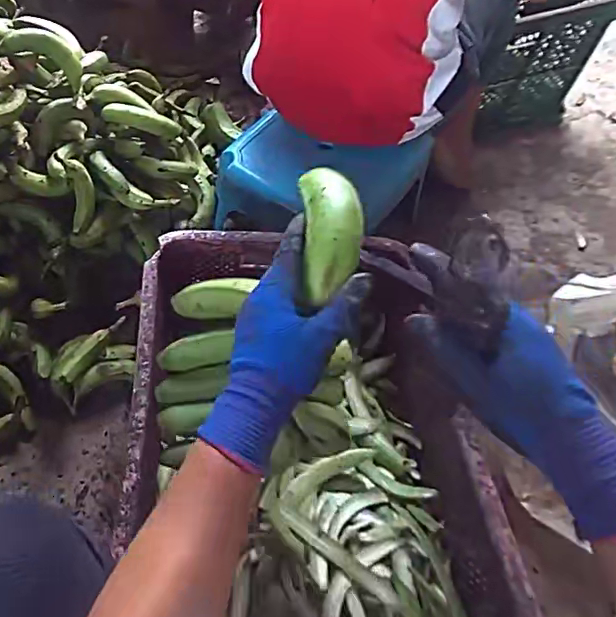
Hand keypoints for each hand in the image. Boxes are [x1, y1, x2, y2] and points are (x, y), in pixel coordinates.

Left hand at [197, 217, 371, 474]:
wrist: (253, 400)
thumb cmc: (287, 364)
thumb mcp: (322, 335)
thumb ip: (343, 306)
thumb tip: (364, 279)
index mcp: (274, 288)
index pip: (288, 250)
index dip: (300, 231)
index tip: (309, 216)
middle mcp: (258, 295)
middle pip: (283, 269)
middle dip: (303, 259)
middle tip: (325, 253)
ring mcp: (251, 313)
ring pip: (278, 289)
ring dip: (298, 283)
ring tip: (320, 284)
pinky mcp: (251, 331)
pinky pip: (273, 306)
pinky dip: (290, 301)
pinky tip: (303, 314)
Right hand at [404, 244, 615, 541]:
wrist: (572, 438)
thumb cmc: (520, 408)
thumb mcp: (473, 379)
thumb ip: (444, 347)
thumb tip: (414, 318)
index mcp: (503, 320)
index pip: (464, 285)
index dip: (438, 268)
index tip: (417, 250)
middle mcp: (518, 319)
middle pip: (476, 292)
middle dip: (449, 281)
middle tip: (423, 269)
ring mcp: (529, 333)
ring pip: (486, 308)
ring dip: (461, 301)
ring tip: (436, 298)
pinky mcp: (533, 348)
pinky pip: (495, 321)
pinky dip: (474, 318)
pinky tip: (462, 328)